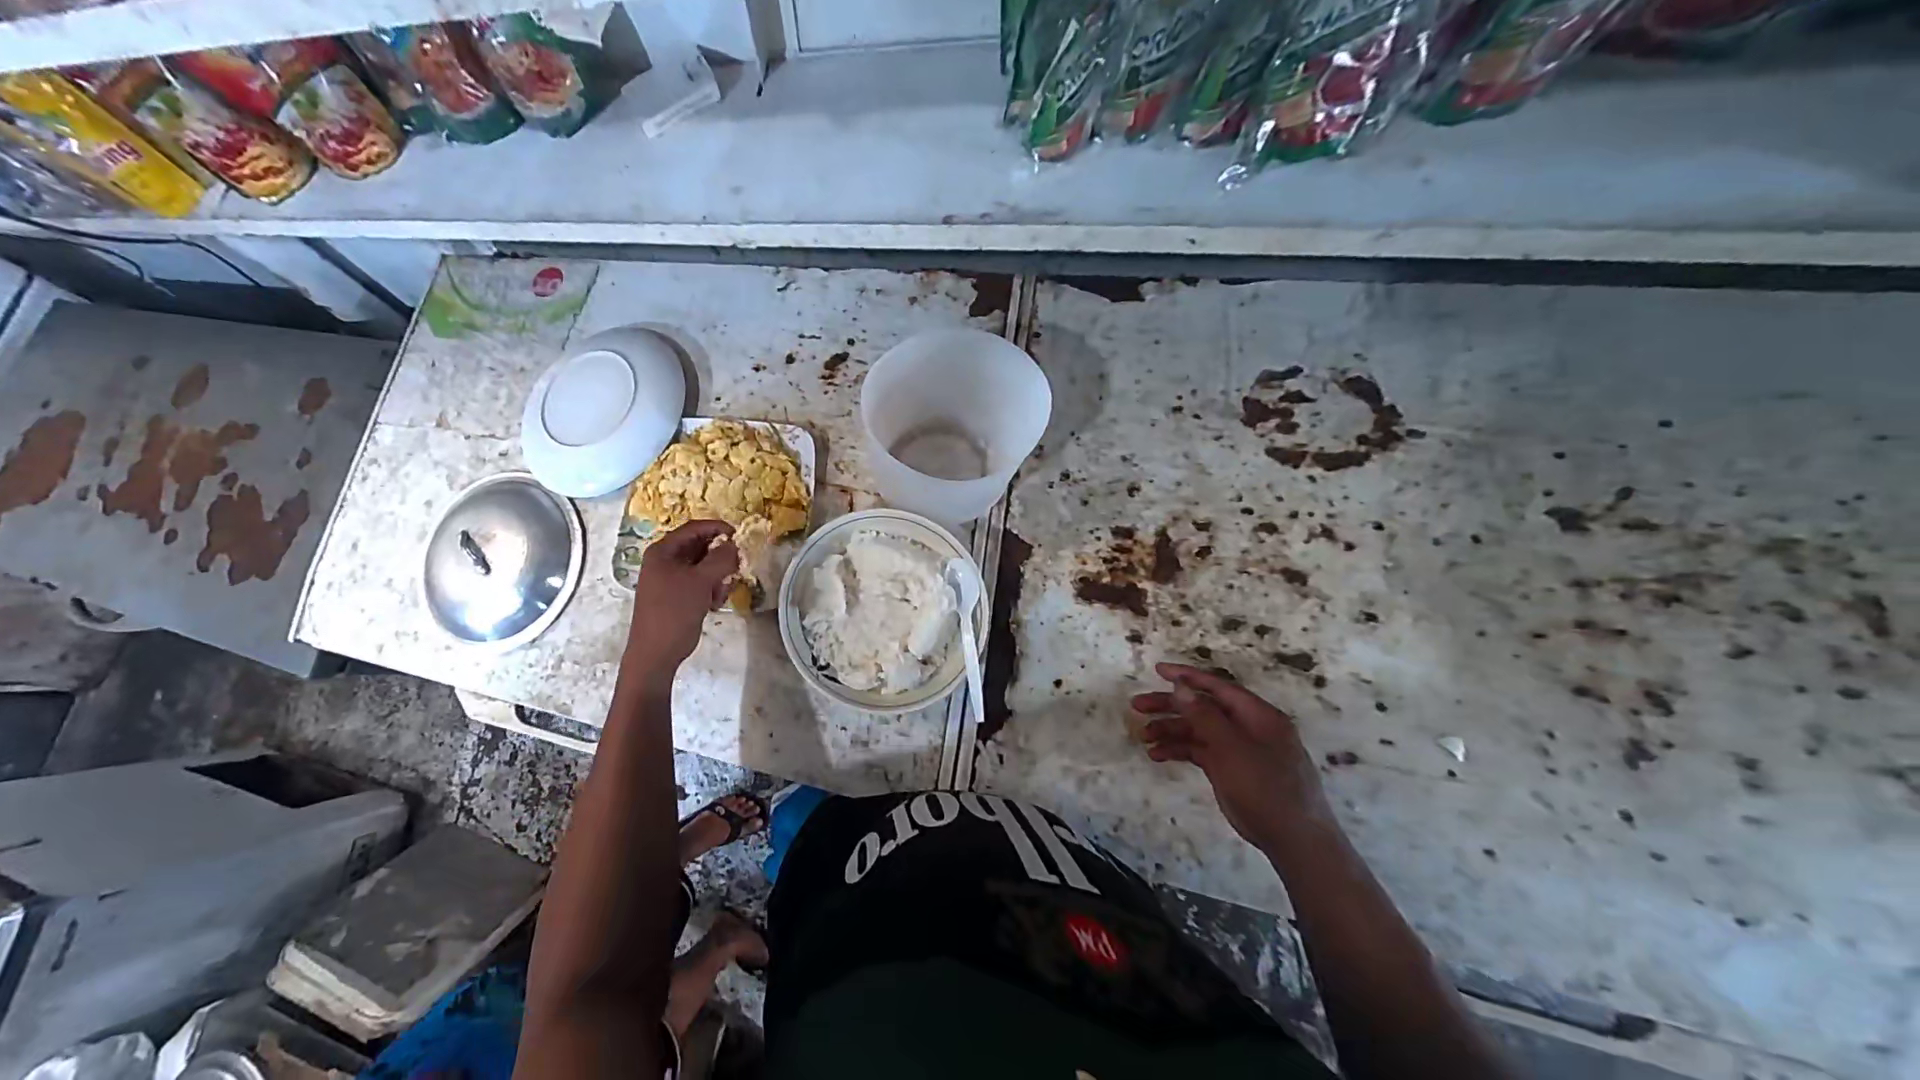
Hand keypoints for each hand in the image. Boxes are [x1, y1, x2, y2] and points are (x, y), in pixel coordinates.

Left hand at [625, 520, 737, 677]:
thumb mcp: (701, 581)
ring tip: (721, 592)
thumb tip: (735, 544)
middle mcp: (666, 561)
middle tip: (736, 566)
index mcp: (663, 551)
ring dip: (718, 576)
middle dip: (720, 556)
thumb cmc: (674, 611)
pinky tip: (714, 604)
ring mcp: (672, 579)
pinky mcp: (679, 595)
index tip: (740, 535)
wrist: (656, 651)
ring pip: (704, 566)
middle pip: (701, 547)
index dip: (718, 528)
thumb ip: (721, 558)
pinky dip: (712, 588)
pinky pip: (701, 582)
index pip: (694, 528)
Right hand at [1131, 663, 1334, 851]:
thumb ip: (1205, 715)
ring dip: (1171, 731)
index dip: (1187, 677)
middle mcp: (1248, 727)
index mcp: (1257, 715)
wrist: (1294, 840)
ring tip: (1143, 737)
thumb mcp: (1232, 748)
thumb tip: (1181, 685)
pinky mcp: (1231, 770)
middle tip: (1138, 706)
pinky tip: (1157, 756)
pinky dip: (1180, 751)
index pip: (1217, 687)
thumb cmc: (1266, 787)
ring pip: (1200, 731)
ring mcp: (1240, 750)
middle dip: (1171, 706)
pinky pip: (1202, 752)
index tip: (1157, 670)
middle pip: (1204, 708)